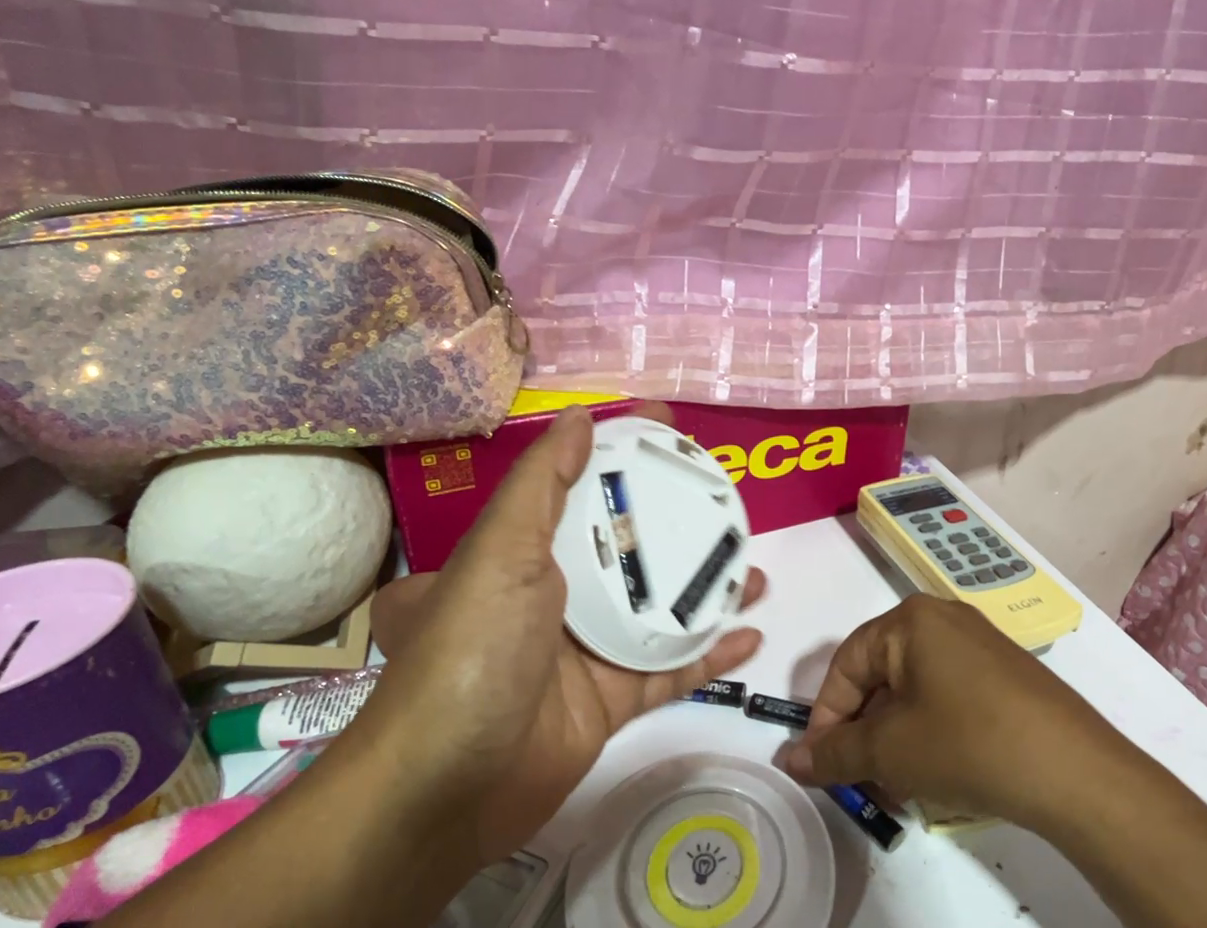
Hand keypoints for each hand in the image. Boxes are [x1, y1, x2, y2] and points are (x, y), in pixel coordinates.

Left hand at [358, 403, 765, 862]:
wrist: (449, 789)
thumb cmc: (471, 652)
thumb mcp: (499, 553)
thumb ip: (541, 486)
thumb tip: (580, 417)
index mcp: (523, 552)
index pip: (581, 487)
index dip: (624, 451)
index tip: (672, 425)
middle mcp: (556, 595)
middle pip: (631, 547)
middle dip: (680, 522)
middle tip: (731, 500)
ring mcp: (587, 650)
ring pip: (660, 608)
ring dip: (709, 588)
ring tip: (758, 569)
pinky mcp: (612, 700)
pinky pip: (672, 669)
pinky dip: (710, 654)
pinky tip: (750, 636)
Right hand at [779, 595, 1121, 829]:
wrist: (1072, 769)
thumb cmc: (967, 743)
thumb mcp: (890, 750)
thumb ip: (834, 753)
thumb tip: (792, 760)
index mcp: (910, 620)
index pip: (846, 664)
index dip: (826, 717)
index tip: (820, 764)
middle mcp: (944, 618)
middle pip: (880, 674)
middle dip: (862, 729)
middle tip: (858, 777)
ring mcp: (979, 644)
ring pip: (913, 688)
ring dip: (894, 735)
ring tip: (896, 782)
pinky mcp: (1004, 673)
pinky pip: (946, 694)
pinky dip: (928, 729)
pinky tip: (935, 769)